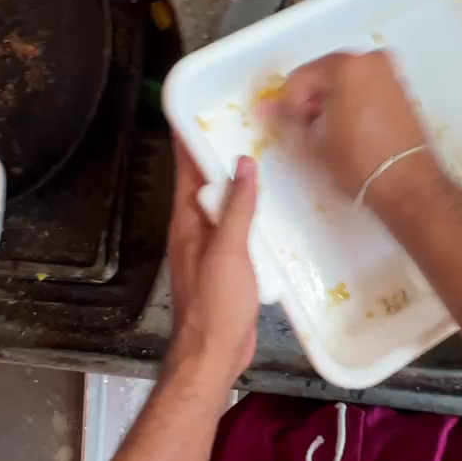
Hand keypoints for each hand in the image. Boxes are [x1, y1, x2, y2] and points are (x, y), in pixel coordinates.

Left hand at [165, 140, 259, 386]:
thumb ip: (237, 208)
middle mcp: (195, 229)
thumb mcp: (228, 251)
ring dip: (241, 185)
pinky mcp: (229, 265)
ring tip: (268, 157)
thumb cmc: (216, 304)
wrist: (214, 353)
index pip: (186, 169)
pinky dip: (254, 215)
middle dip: (221, 154)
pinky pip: (240, 230)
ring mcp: (211, 248)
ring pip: (225, 206)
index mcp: (186, 221)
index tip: (202, 107)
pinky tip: (276, 209)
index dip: (189, 138)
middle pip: (206, 183)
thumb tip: (244, 163)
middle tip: (250, 124)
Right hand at [265, 50, 428, 199]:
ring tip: (330, 136)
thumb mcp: (313, 141)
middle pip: (324, 75)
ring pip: (344, 83)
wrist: (406, 184)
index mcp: (347, 65)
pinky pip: (364, 90)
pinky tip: (349, 132)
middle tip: (310, 133)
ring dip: (331, 103)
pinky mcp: (401, 90)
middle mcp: (372, 60)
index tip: (295, 128)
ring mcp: (390, 74)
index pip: (300, 78)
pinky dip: (351, 104)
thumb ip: (286, 117)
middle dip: (312, 101)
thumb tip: (263, 108)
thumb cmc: (357, 162)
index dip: (291, 104)